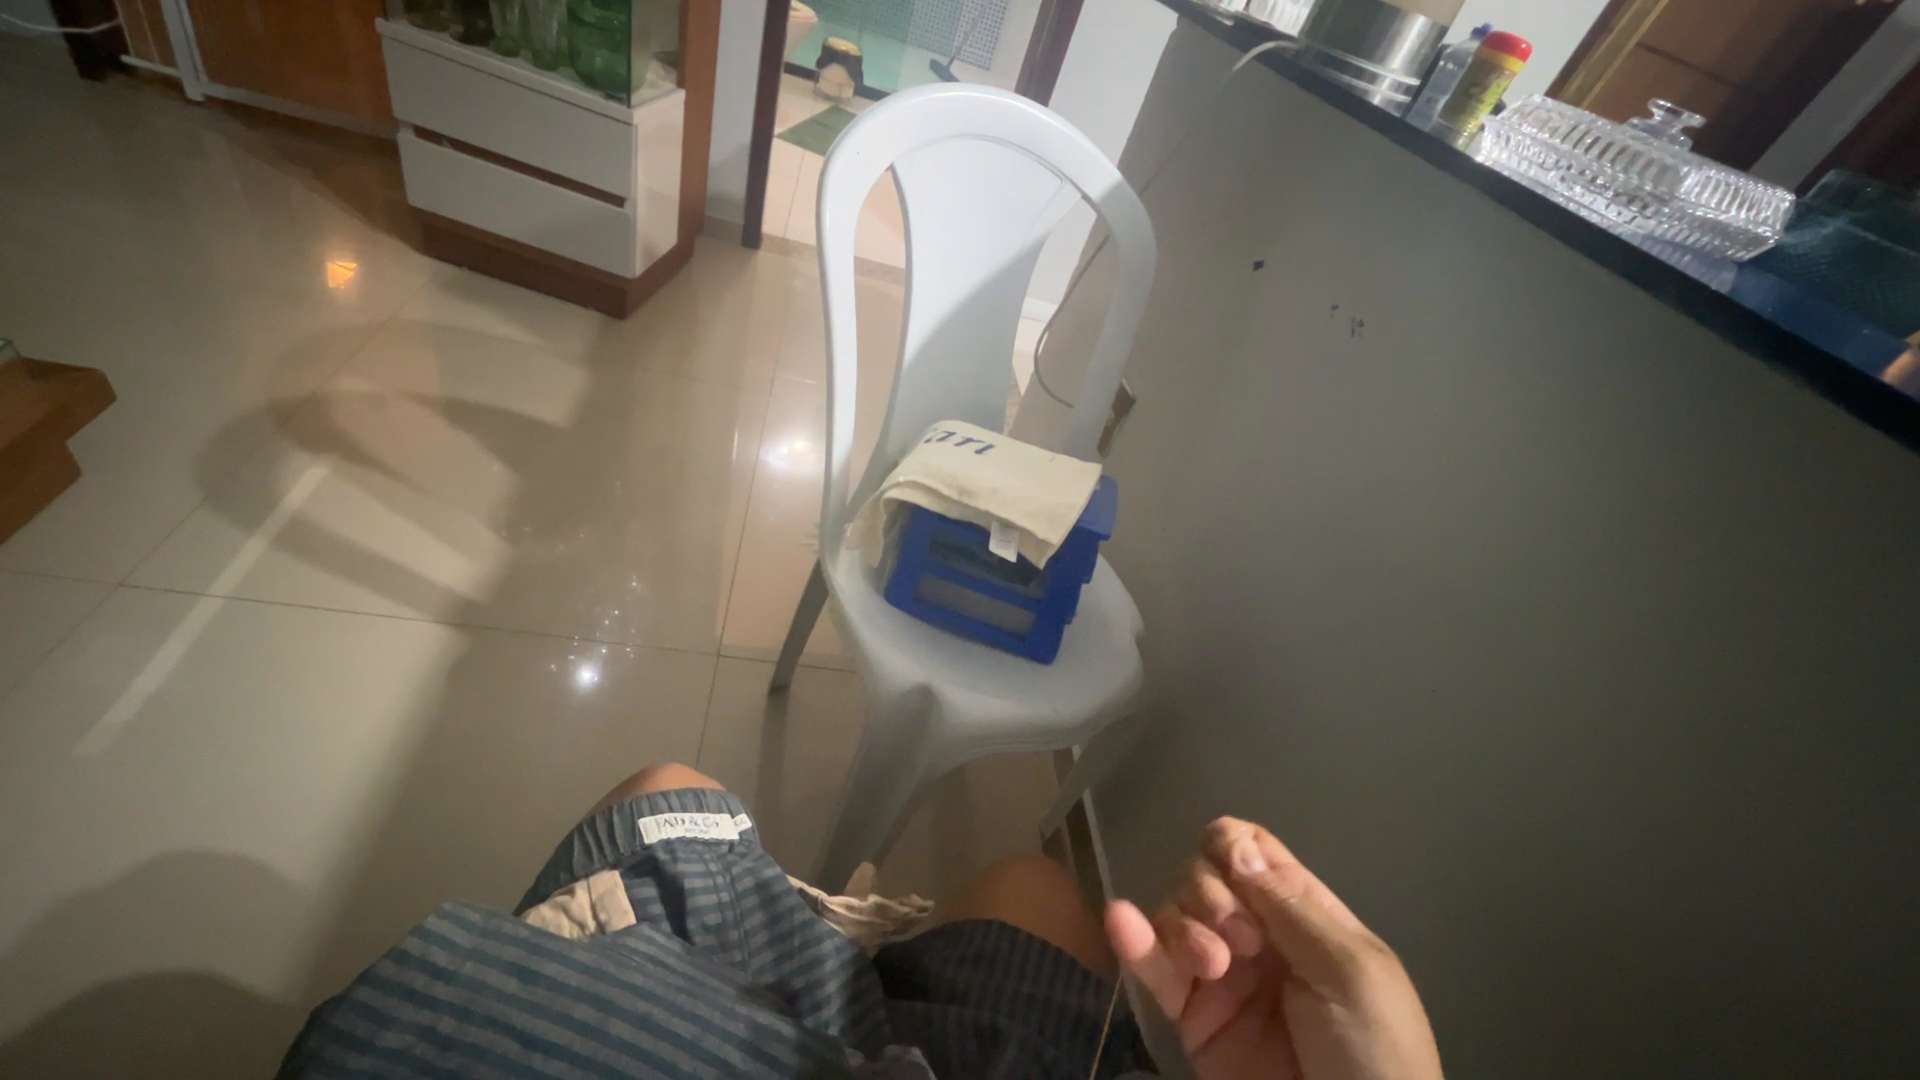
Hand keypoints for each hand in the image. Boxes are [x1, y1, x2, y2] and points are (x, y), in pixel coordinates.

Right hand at [1104, 817, 1442, 1079]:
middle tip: (1239, 940)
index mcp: (1304, 916)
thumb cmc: (1375, 1058)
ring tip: (1210, 967)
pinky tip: (1120, 921)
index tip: (1234, 871)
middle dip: (1211, 893)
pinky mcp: (1189, 1015)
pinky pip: (1152, 966)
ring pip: (1175, 912)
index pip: (1252, 851)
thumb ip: (1291, 906)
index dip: (1232, 847)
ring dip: (1184, 925)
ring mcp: (1220, 975)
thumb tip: (1234, 843)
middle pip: (1205, 875)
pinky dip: (1132, 939)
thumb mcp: (1353, 975)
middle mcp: (1257, 935)